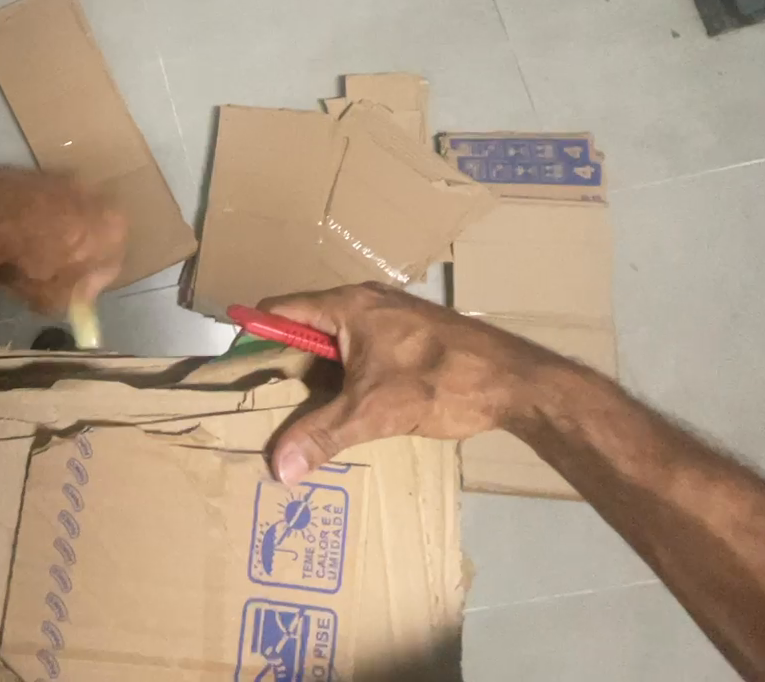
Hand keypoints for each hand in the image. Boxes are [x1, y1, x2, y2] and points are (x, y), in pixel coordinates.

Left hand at [0, 167, 126, 314]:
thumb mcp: (54, 300)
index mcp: (114, 228)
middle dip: (74, 252)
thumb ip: (69, 300)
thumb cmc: (35, 263)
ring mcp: (63, 178)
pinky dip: (30, 216)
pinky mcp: (32, 171)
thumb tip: (70, 299)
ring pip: (64, 213)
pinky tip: (11, 232)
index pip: (110, 265)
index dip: (89, 285)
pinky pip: (37, 202)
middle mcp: (96, 196)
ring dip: (52, 230)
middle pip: (90, 231)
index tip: (71, 296)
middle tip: (51, 272)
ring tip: (27, 251)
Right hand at [258, 282, 567, 488]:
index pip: (278, 309)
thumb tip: (277, 467)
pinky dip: (349, 363)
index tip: (242, 364)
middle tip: (274, 392)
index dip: (255, 333)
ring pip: (336, 333)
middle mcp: (363, 298)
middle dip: (288, 355)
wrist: (522, 382)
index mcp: (344, 305)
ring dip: (321, 362)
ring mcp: (390, 310)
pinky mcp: (412, 327)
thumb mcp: (374, 412)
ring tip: (310, 399)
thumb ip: (322, 434)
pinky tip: (356, 395)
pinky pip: (362, 339)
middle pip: (305, 322)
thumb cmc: (440, 381)